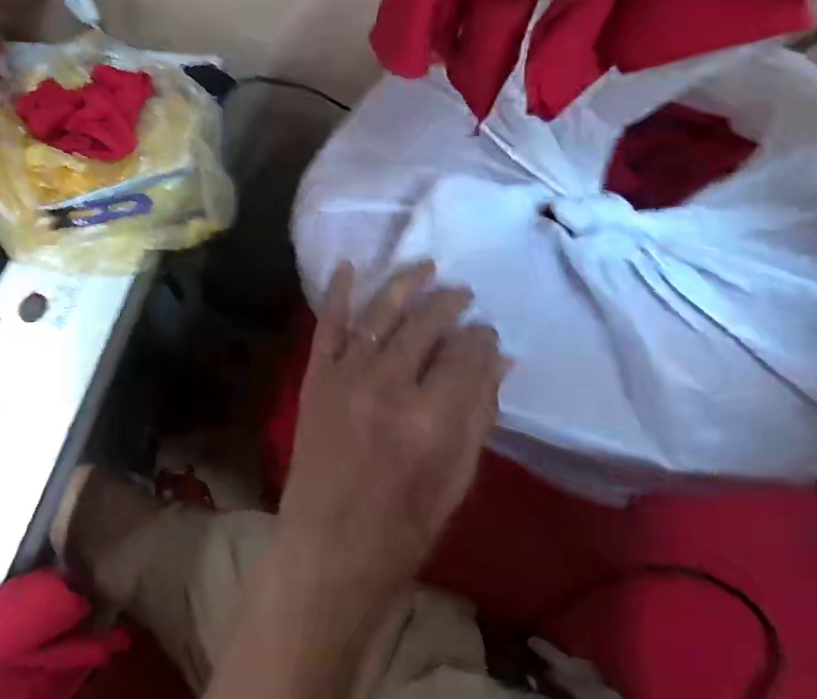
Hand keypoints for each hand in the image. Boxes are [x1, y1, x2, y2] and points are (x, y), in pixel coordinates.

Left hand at [277, 262, 507, 593]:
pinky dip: (339, 293)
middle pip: (425, 324)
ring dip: (405, 284)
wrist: (330, 549)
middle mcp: (387, 385)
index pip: (467, 355)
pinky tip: (350, 266)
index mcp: (431, 418)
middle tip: (462, 295)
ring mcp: (345, 376)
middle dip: (450, 303)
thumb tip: (500, 360)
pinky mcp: (315, 377)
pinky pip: (328, 325)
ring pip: (380, 313)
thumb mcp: (458, 478)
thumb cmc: (405, 527)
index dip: (482, 339)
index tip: (488, 334)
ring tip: (426, 268)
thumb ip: (480, 414)